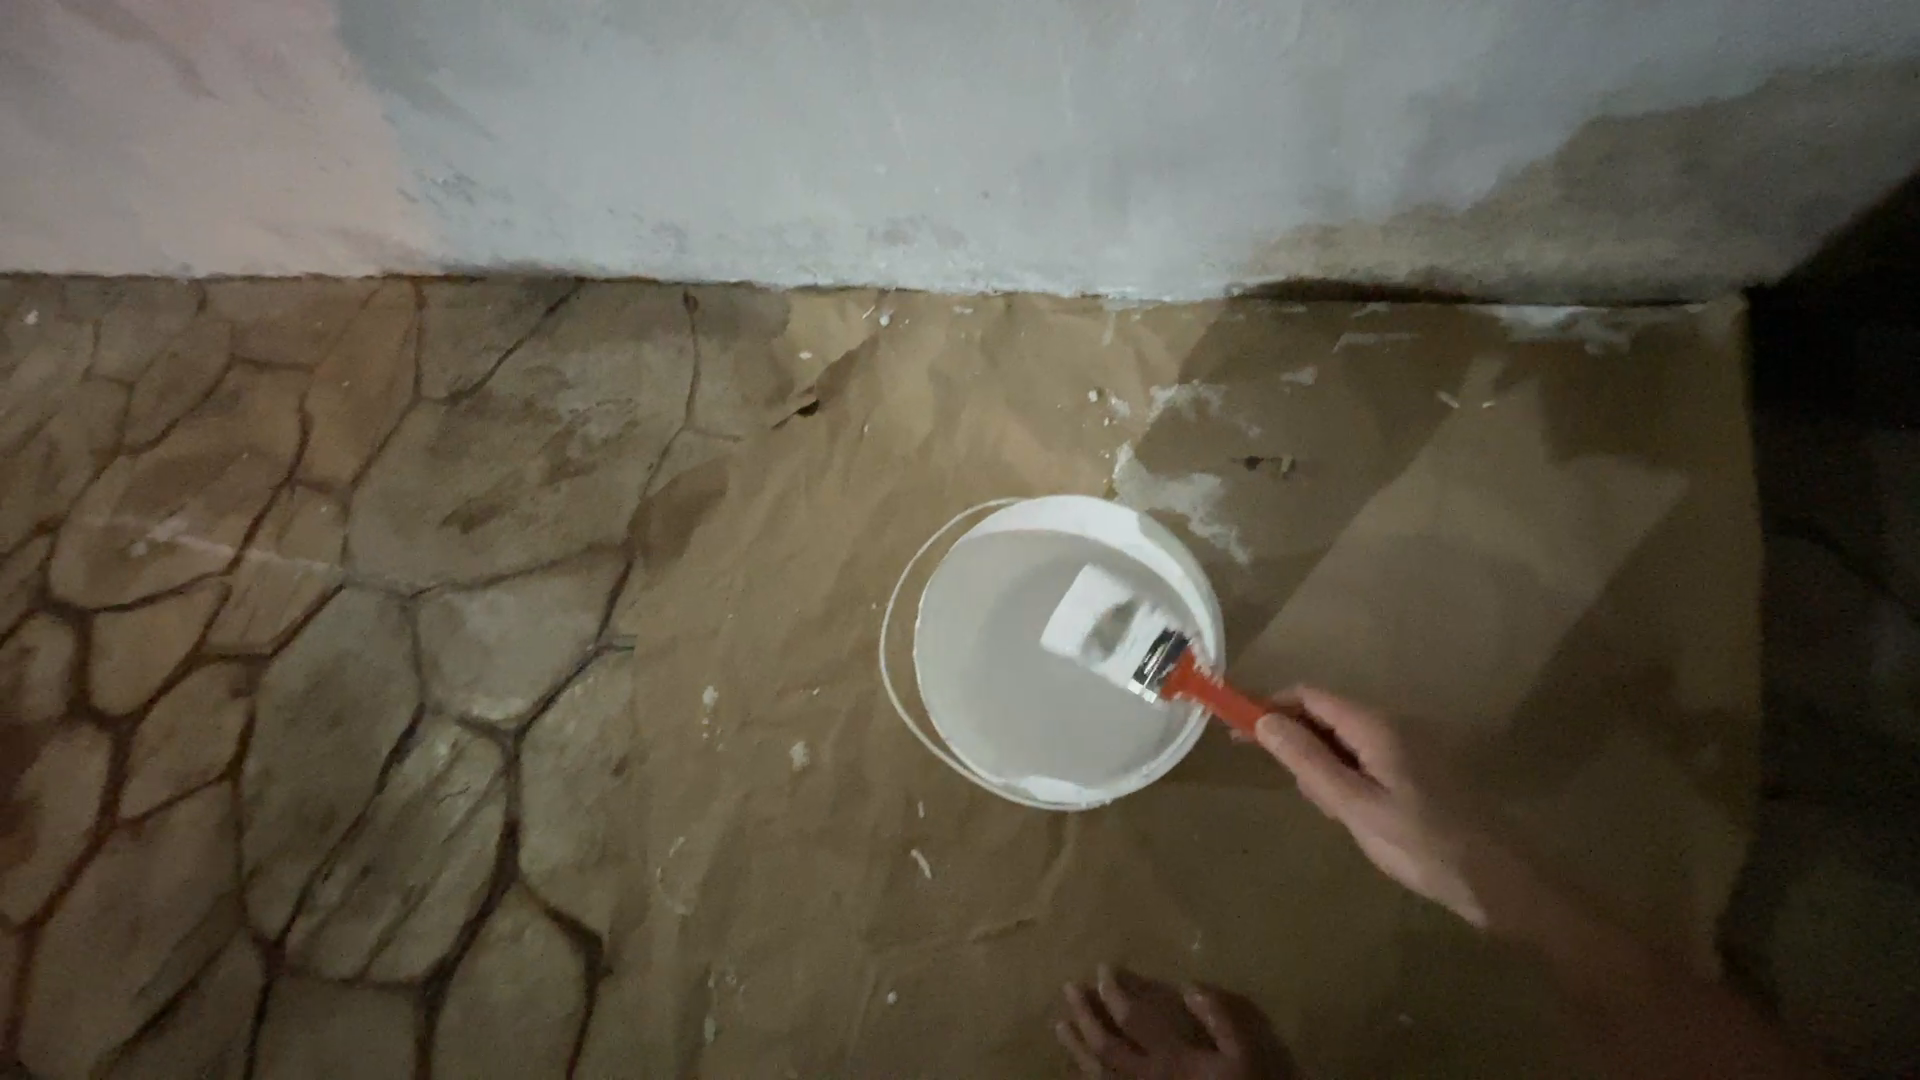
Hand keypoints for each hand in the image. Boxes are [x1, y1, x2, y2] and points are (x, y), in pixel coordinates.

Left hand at [1056, 966, 1293, 1078]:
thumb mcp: (1247, 1055)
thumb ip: (1221, 1018)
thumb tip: (1189, 986)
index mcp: (1172, 1060)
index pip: (1131, 1019)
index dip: (1113, 991)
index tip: (1102, 968)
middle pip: (1105, 1047)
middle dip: (1084, 1015)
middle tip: (1068, 988)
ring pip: (1098, 1076)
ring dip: (1077, 1050)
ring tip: (1061, 1026)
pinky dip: (1088, 1079)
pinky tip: (1080, 1069)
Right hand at [1254, 686, 1524, 929]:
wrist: (1504, 885)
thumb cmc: (1423, 844)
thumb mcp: (1354, 805)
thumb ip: (1306, 760)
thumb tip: (1263, 721)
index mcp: (1375, 726)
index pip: (1308, 696)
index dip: (1269, 706)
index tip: (1237, 731)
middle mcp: (1392, 725)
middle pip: (1325, 714)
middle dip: (1296, 741)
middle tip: (1293, 786)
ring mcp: (1408, 746)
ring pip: (1343, 740)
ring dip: (1322, 765)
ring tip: (1333, 811)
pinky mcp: (1418, 770)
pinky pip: (1365, 758)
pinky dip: (1346, 777)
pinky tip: (1356, 813)